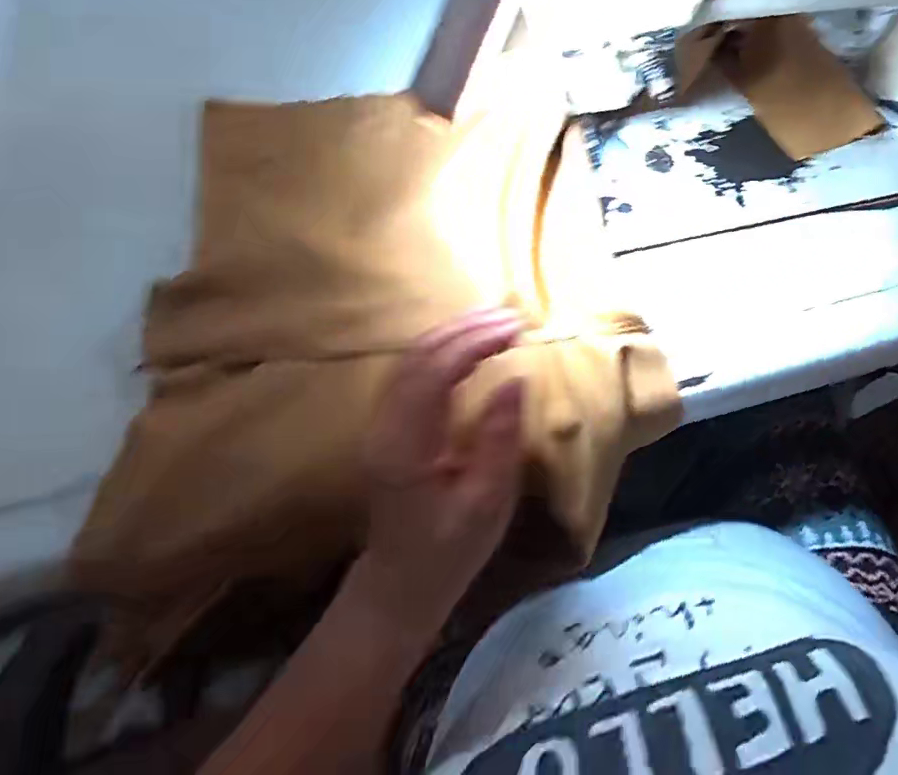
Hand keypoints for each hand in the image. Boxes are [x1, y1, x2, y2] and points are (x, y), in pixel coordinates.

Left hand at [357, 307, 527, 627]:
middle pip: (418, 356)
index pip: (434, 374)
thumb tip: (515, 380)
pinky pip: (412, 370)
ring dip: (454, 331)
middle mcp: (385, 426)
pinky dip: (443, 347)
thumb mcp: (486, 503)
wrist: (402, 583)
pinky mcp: (389, 424)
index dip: (474, 343)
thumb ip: (498, 440)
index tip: (516, 329)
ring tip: (497, 319)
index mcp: (405, 446)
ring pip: (411, 358)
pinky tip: (470, 342)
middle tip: (512, 315)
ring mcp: (382, 423)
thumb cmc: (449, 549)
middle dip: (466, 328)